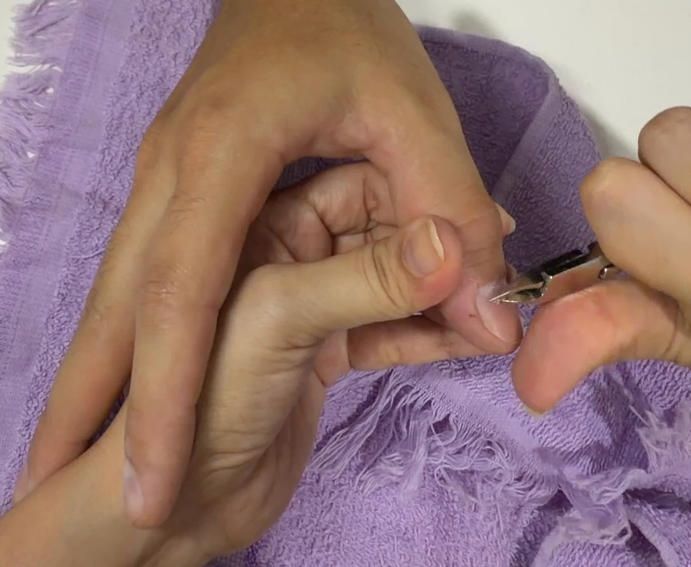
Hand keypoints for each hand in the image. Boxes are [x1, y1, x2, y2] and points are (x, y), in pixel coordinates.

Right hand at [19, 0, 517, 524]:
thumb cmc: (344, 25)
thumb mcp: (415, 110)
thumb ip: (452, 211)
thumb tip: (483, 314)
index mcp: (223, 148)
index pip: (184, 286)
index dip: (164, 391)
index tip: (142, 482)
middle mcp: (168, 165)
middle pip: (118, 295)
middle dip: (85, 398)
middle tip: (43, 488)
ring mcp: (158, 168)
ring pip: (116, 281)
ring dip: (91, 366)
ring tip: (63, 450)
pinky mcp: (170, 175)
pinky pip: (142, 261)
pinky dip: (125, 327)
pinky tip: (121, 374)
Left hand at [149, 165, 479, 560]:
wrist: (191, 506)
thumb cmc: (211, 398)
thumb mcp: (282, 320)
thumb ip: (363, 280)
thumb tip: (453, 245)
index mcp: (261, 216)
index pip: (356, 185)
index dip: (418, 203)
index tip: (480, 224)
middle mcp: (286, 245)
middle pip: (382, 230)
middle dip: (439, 254)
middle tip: (499, 275)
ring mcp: (309, 296)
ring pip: (392, 281)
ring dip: (441, 299)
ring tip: (496, 319)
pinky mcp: (327, 346)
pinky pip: (389, 327)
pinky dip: (427, 334)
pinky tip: (468, 343)